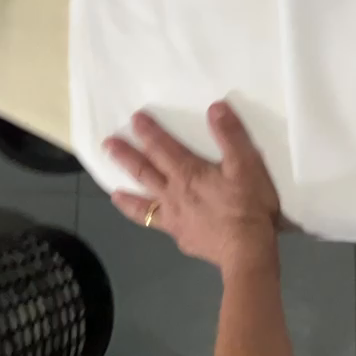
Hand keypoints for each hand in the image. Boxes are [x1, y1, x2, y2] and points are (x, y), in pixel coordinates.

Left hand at [106, 101, 282, 276]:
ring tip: (113, 191)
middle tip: (108, 145)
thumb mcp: (247, 162)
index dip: (149, 131)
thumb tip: (215, 107)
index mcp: (188, 173)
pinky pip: (157, 225)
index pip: (163, 147)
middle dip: (126, 156)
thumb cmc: (247, 203)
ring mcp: (174, 218)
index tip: (134, 119)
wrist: (246, 248)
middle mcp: (174, 194)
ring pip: (143, 203)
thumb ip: (230, 134)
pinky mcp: (181, 237)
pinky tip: (148, 219)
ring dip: (127, 194)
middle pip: (145, 172)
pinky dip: (147, 220)